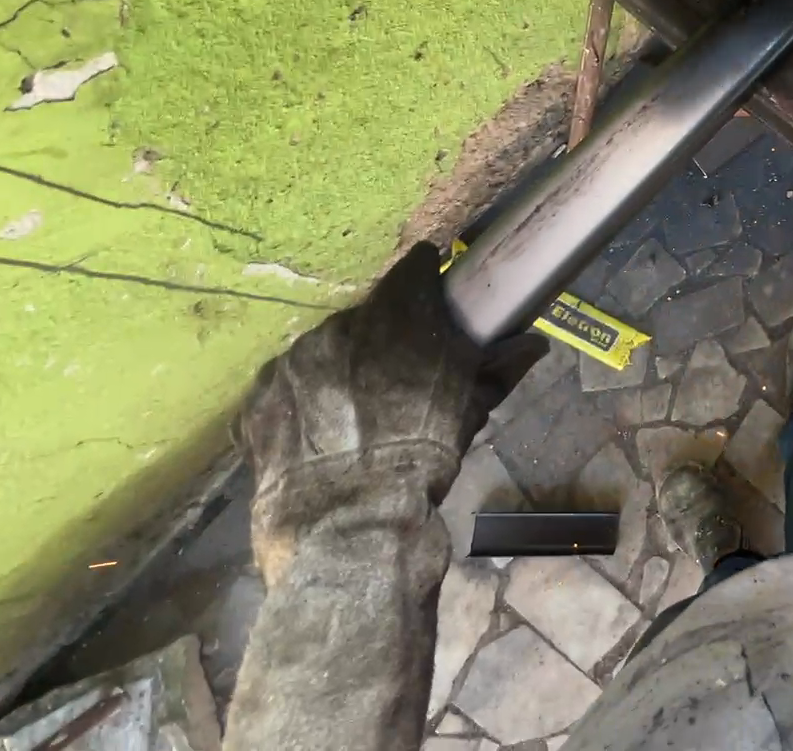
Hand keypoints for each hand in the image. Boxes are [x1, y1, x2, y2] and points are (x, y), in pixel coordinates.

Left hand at [241, 243, 548, 511]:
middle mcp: (341, 328)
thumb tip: (536, 343)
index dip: (426, 273)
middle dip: (386, 329)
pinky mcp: (256, 401)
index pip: (412, 271)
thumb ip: (503, 366)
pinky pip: (288, 382)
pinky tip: (324, 423)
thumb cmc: (425, 453)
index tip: (435, 281)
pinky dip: (307, 393)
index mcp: (398, 320)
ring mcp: (291, 363)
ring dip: (344, 361)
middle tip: (403, 363)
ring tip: (360, 401)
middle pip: (368, 313)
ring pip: (325, 346)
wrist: (351, 520)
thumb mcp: (475, 407)